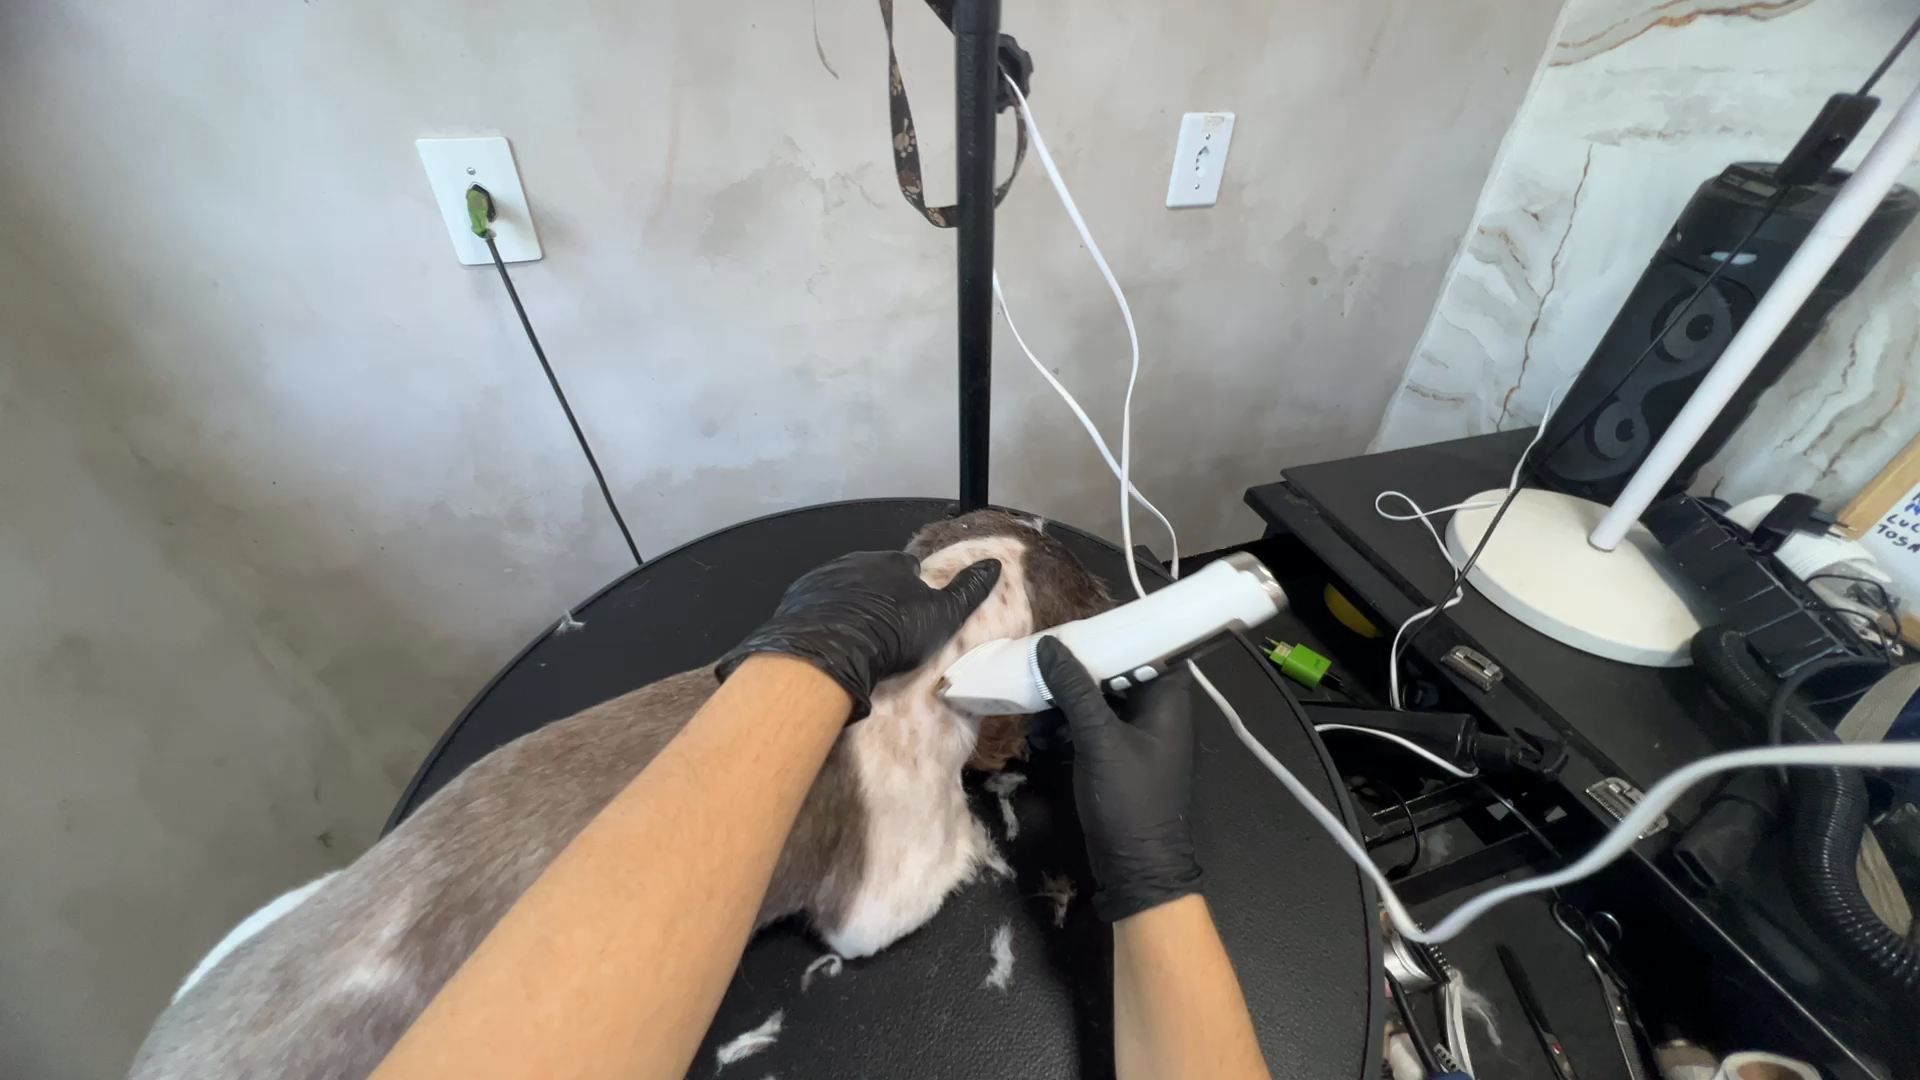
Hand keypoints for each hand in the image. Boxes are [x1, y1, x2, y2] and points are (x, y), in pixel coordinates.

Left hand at [717, 551, 1001, 720]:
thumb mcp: (942, 616)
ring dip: (851, 604)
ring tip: (856, 638)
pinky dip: (824, 614)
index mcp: (893, 563)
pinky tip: (829, 639)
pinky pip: (816, 602)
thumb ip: (967, 591)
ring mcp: (824, 576)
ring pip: (844, 587)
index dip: (913, 589)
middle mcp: (858, 560)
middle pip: (874, 574)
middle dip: (880, 594)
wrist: (830, 651)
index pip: (908, 568)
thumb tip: (994, 564)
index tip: (913, 614)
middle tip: (884, 629)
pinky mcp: (798, 595)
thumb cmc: (894, 633)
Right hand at [1037, 636, 1202, 921]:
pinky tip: (1038, 729)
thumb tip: (1049, 644)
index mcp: (1168, 699)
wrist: (1136, 869)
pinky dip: (1066, 722)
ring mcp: (1136, 732)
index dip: (1118, 628)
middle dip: (1079, 662)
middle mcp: (1156, 709)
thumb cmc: (1129, 799)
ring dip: (1067, 695)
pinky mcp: (1116, 752)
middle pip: (1117, 668)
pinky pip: (1090, 723)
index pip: (1150, 644)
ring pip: (1099, 695)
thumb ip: (1075, 689)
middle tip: (1043, 652)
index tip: (1079, 620)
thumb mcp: (1099, 739)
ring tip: (1032, 691)